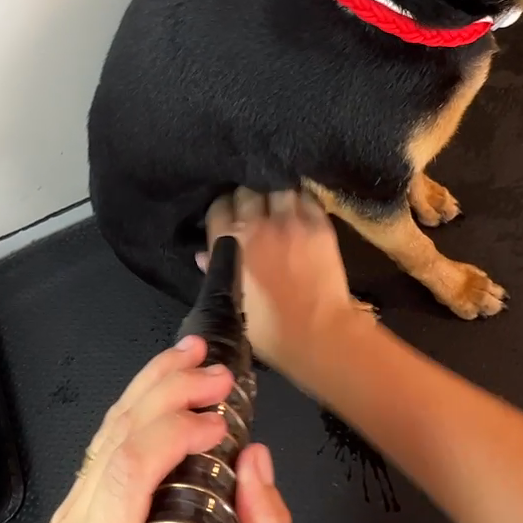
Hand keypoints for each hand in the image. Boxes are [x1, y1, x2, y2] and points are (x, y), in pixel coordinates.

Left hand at [42, 335, 290, 522]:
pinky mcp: (79, 501)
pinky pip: (107, 436)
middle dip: (171, 391)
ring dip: (155, 381)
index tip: (219, 424)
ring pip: (107, 428)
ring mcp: (71, 517)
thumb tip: (256, 460)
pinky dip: (142, 398)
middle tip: (218, 376)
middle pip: (116, 439)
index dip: (173, 433)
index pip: (128, 475)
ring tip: (195, 356)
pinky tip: (168, 377)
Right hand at [203, 188, 371, 374]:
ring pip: (278, 188)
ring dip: (276, 194)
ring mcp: (289, 222)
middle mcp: (256, 226)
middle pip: (247, 191)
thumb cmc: (270, 328)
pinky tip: (301, 207)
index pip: (219, 207)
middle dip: (248, 195)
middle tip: (255, 206)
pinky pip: (307, 197)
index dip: (224, 207)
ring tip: (279, 202)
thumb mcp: (234, 302)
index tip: (230, 212)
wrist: (318, 334)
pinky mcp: (318, 225)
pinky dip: (302, 199)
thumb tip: (204, 255)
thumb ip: (216, 273)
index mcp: (229, 244)